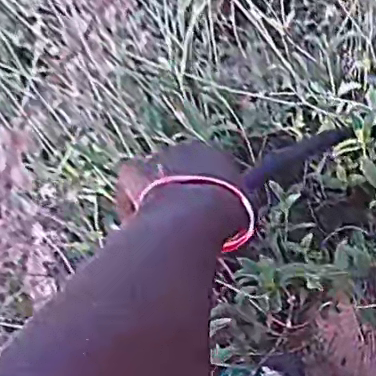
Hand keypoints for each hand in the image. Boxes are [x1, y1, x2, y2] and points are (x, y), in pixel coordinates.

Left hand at [114, 141, 245, 218]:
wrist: (195, 214)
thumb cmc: (227, 214)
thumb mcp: (247, 210)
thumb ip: (242, 205)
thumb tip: (245, 209)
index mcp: (214, 154)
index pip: (211, 169)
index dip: (210, 193)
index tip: (210, 214)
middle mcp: (183, 148)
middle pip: (179, 171)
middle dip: (181, 192)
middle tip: (185, 222)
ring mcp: (155, 157)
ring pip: (154, 179)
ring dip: (157, 199)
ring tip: (162, 228)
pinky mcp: (131, 169)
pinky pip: (129, 190)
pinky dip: (131, 205)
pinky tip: (141, 226)